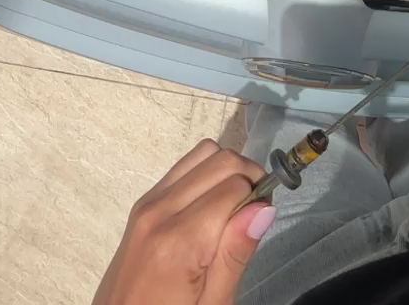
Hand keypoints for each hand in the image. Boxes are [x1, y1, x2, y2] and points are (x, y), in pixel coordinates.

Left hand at [92, 140, 274, 304]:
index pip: (235, 184)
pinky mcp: (144, 201)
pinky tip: (210, 207)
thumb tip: (264, 206)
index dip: (257, 197)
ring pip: (204, 153)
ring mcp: (148, 201)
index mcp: (178, 240)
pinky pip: (185, 166)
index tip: (262, 221)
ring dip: (226, 171)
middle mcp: (160, 209)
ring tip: (233, 208)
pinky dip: (206, 174)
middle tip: (253, 213)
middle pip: (220, 159)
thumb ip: (234, 255)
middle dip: (247, 176)